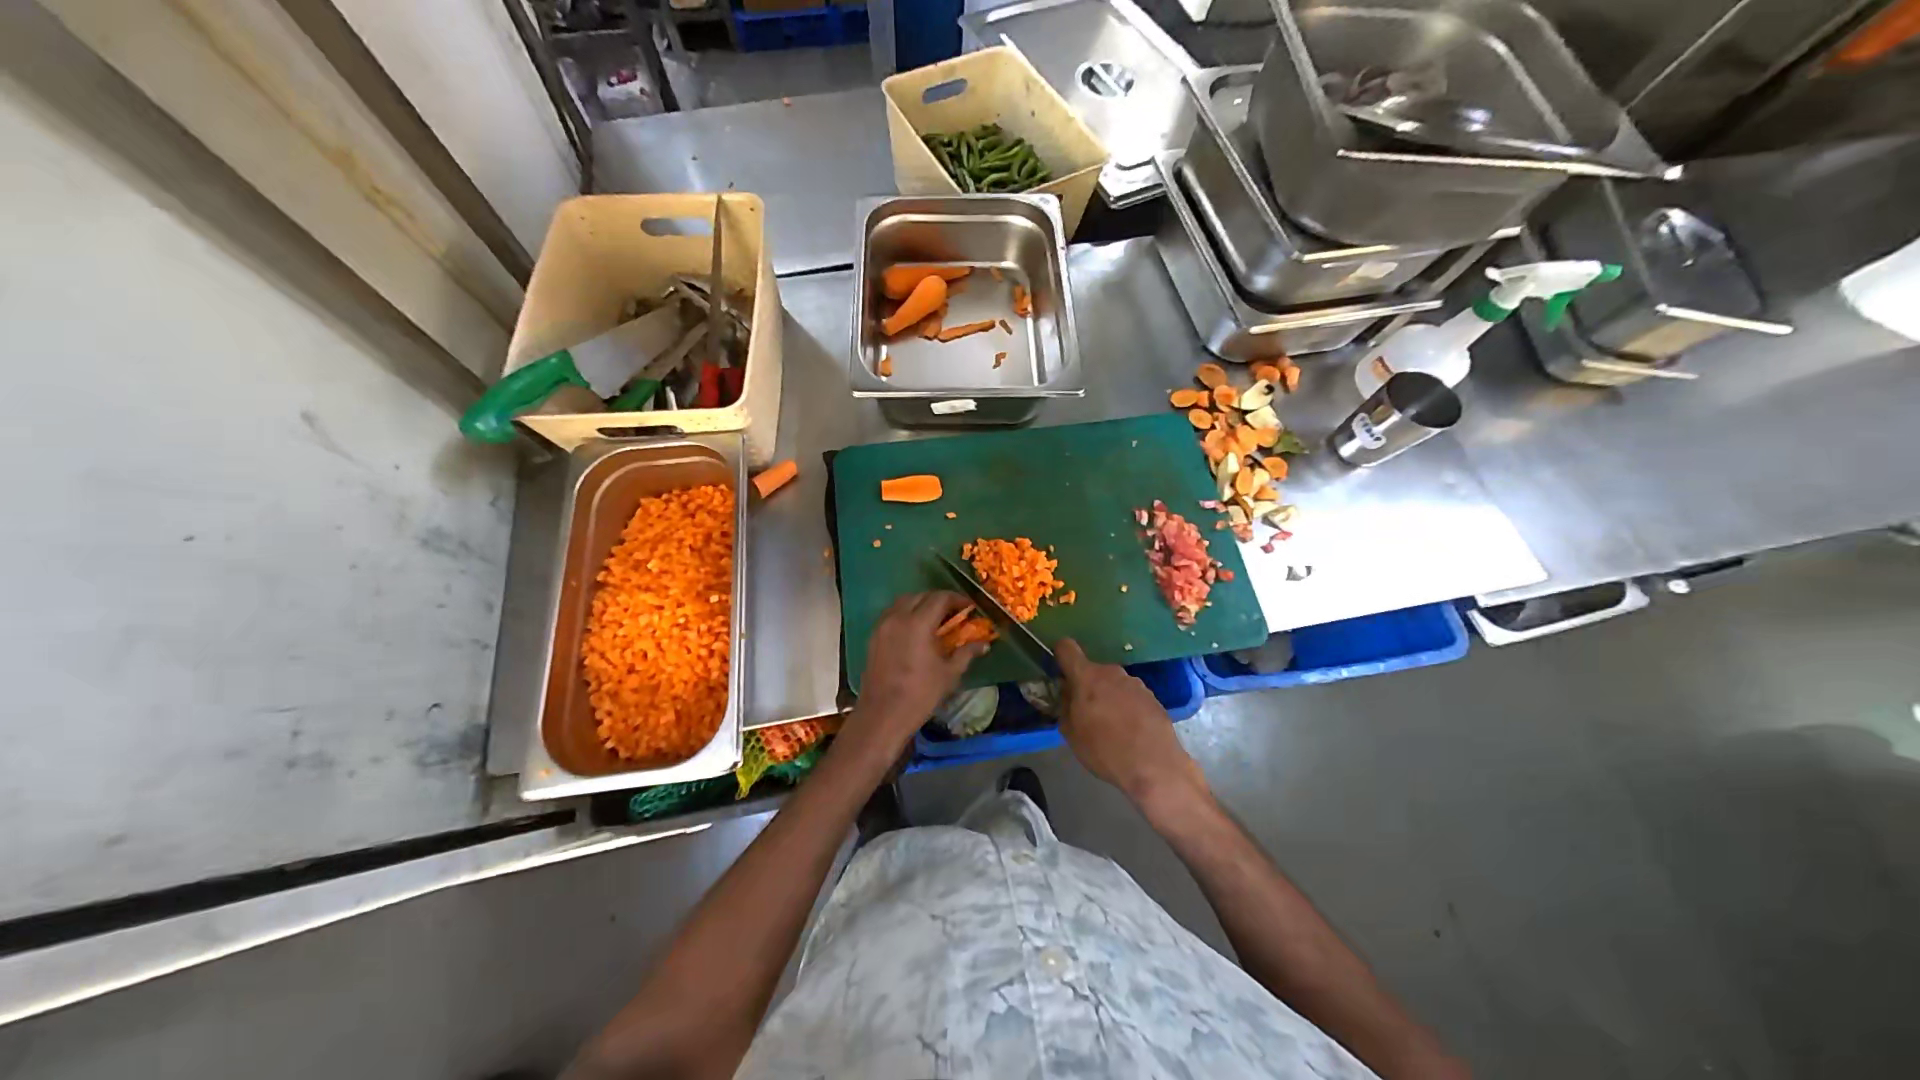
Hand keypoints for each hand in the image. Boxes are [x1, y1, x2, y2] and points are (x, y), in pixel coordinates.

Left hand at [843, 591, 988, 755]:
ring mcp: (882, 626)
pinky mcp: (874, 637)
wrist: (883, 714)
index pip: (940, 598)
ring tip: (935, 619)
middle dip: (939, 600)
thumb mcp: (949, 673)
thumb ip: (966, 652)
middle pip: (920, 596)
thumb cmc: (921, 694)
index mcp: (918, 623)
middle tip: (954, 613)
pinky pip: (892, 615)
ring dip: (921, 604)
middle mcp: (898, 617)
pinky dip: (906, 614)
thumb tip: (984, 643)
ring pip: (903, 602)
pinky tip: (916, 631)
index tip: (969, 608)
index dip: (957, 599)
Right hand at [1056, 638, 1206, 807]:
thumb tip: (1067, 693)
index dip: (1059, 655)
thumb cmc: (1105, 750)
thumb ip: (1065, 706)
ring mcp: (1135, 683)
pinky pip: (1130, 696)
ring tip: (1111, 727)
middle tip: (1086, 713)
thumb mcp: (1071, 734)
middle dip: (1086, 686)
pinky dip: (1126, 707)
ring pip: (1112, 684)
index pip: (1066, 648)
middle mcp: (1112, 673)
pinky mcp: (1153, 697)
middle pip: (1092, 671)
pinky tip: (1130, 731)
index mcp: (1087, 677)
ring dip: (1108, 697)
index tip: (1059, 672)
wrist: (1155, 766)